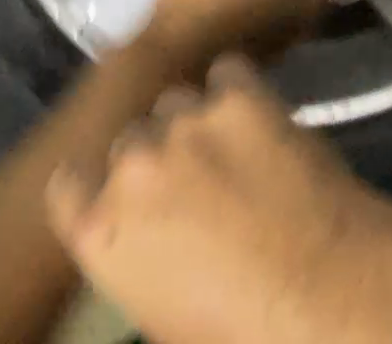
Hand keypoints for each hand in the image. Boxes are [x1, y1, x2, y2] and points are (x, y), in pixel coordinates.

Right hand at [46, 56, 391, 343]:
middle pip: (132, 138)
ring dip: (198, 120)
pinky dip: (240, 89)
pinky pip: (228, 73)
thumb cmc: (239, 327)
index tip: (127, 187)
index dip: (99, 182)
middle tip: (199, 177)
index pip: (70, 183)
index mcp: (100, 229)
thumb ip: (138, 259)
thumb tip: (153, 240)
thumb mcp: (161, 314)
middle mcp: (132, 166)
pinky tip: (260, 113)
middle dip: (158, 155)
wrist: (321, 291)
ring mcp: (185, 124)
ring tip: (236, 145)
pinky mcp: (239, 98)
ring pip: (177, 102)